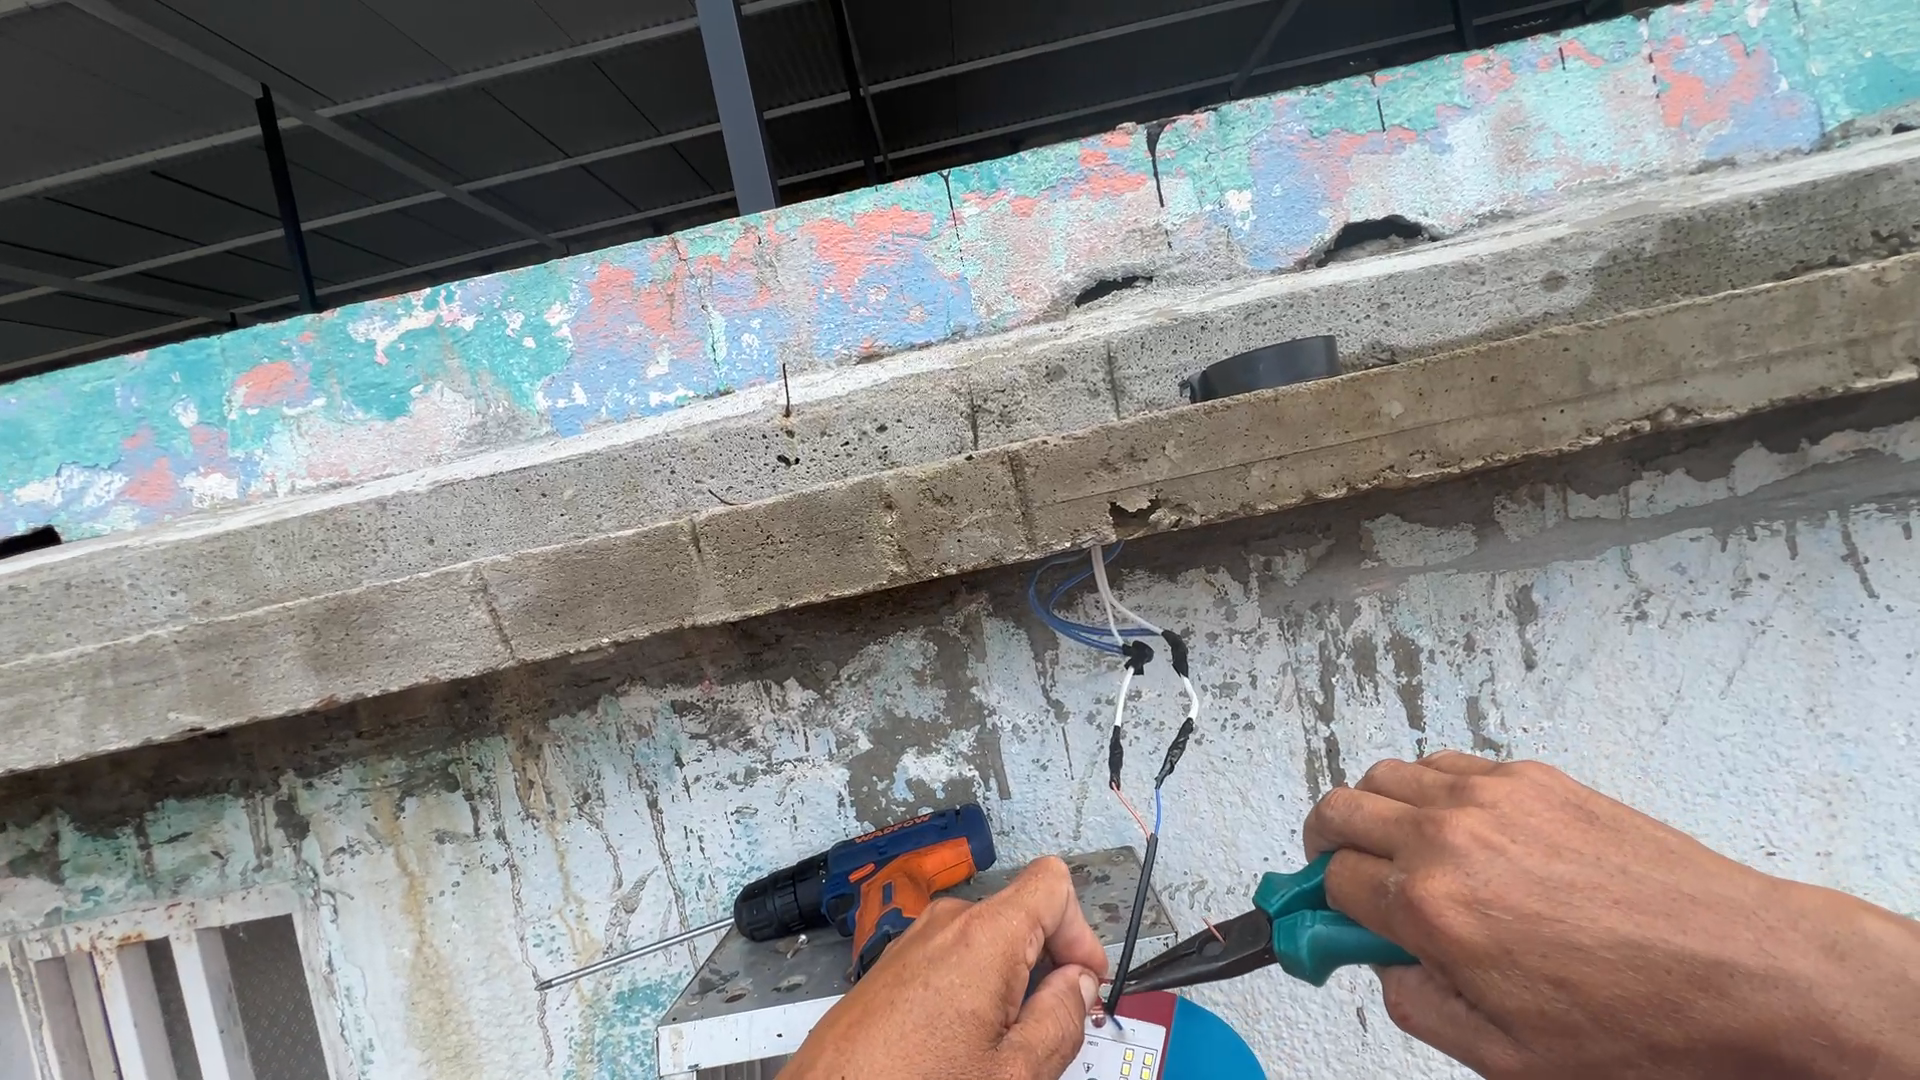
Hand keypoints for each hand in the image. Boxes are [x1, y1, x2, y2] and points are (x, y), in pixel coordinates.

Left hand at [780, 856, 1108, 1079]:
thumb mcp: (1013, 1073)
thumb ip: (1061, 1019)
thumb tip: (1079, 985)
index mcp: (985, 934)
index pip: (1053, 882)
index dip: (1081, 931)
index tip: (1085, 983)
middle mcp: (948, 922)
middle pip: (1023, 914)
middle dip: (1047, 965)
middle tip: (1048, 1029)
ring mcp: (917, 939)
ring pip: (989, 940)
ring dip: (1011, 982)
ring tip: (1001, 1047)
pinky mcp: (895, 963)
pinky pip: (954, 957)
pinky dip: (974, 988)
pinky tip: (962, 1043)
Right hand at [1305, 752, 1919, 1078]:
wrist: (1758, 974)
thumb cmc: (1646, 1024)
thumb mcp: (1511, 1058)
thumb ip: (1416, 1005)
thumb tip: (1380, 962)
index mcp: (1431, 905)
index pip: (1331, 882)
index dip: (1325, 904)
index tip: (1333, 917)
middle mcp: (1444, 836)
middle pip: (1336, 811)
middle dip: (1325, 844)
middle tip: (1343, 873)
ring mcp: (1485, 796)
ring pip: (1381, 776)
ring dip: (1372, 811)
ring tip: (1402, 847)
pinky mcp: (1527, 777)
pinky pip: (1443, 764)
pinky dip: (1427, 790)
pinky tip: (1459, 828)